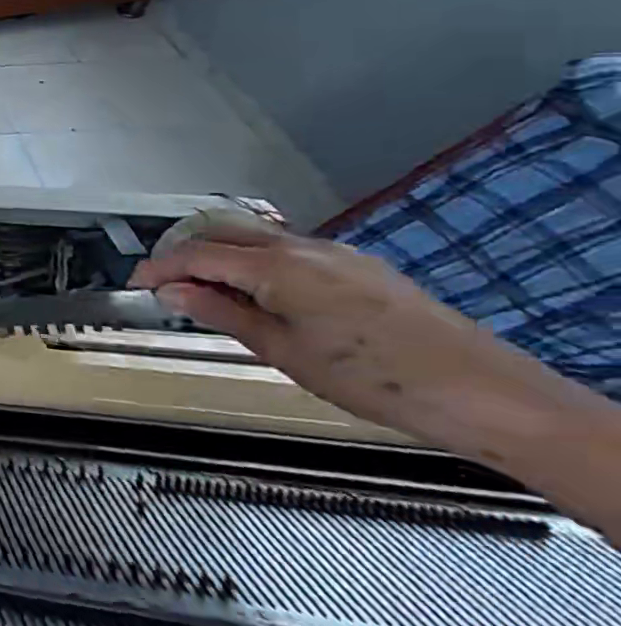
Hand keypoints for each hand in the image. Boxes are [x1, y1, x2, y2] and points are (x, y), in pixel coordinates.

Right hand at [128, 227, 599, 460]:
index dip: (159, 267)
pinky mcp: (358, 265)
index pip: (197, 254)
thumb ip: (222, 313)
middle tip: (164, 281)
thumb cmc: (376, 379)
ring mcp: (335, 252)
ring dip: (219, 254)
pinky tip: (255, 292)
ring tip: (205, 289)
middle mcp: (303, 247)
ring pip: (254, 236)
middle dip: (183, 251)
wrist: (488, 395)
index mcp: (278, 266)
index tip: (136, 283)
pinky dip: (254, 260)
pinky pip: (287, 248)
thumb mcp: (282, 351)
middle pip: (221, 230)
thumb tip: (173, 293)